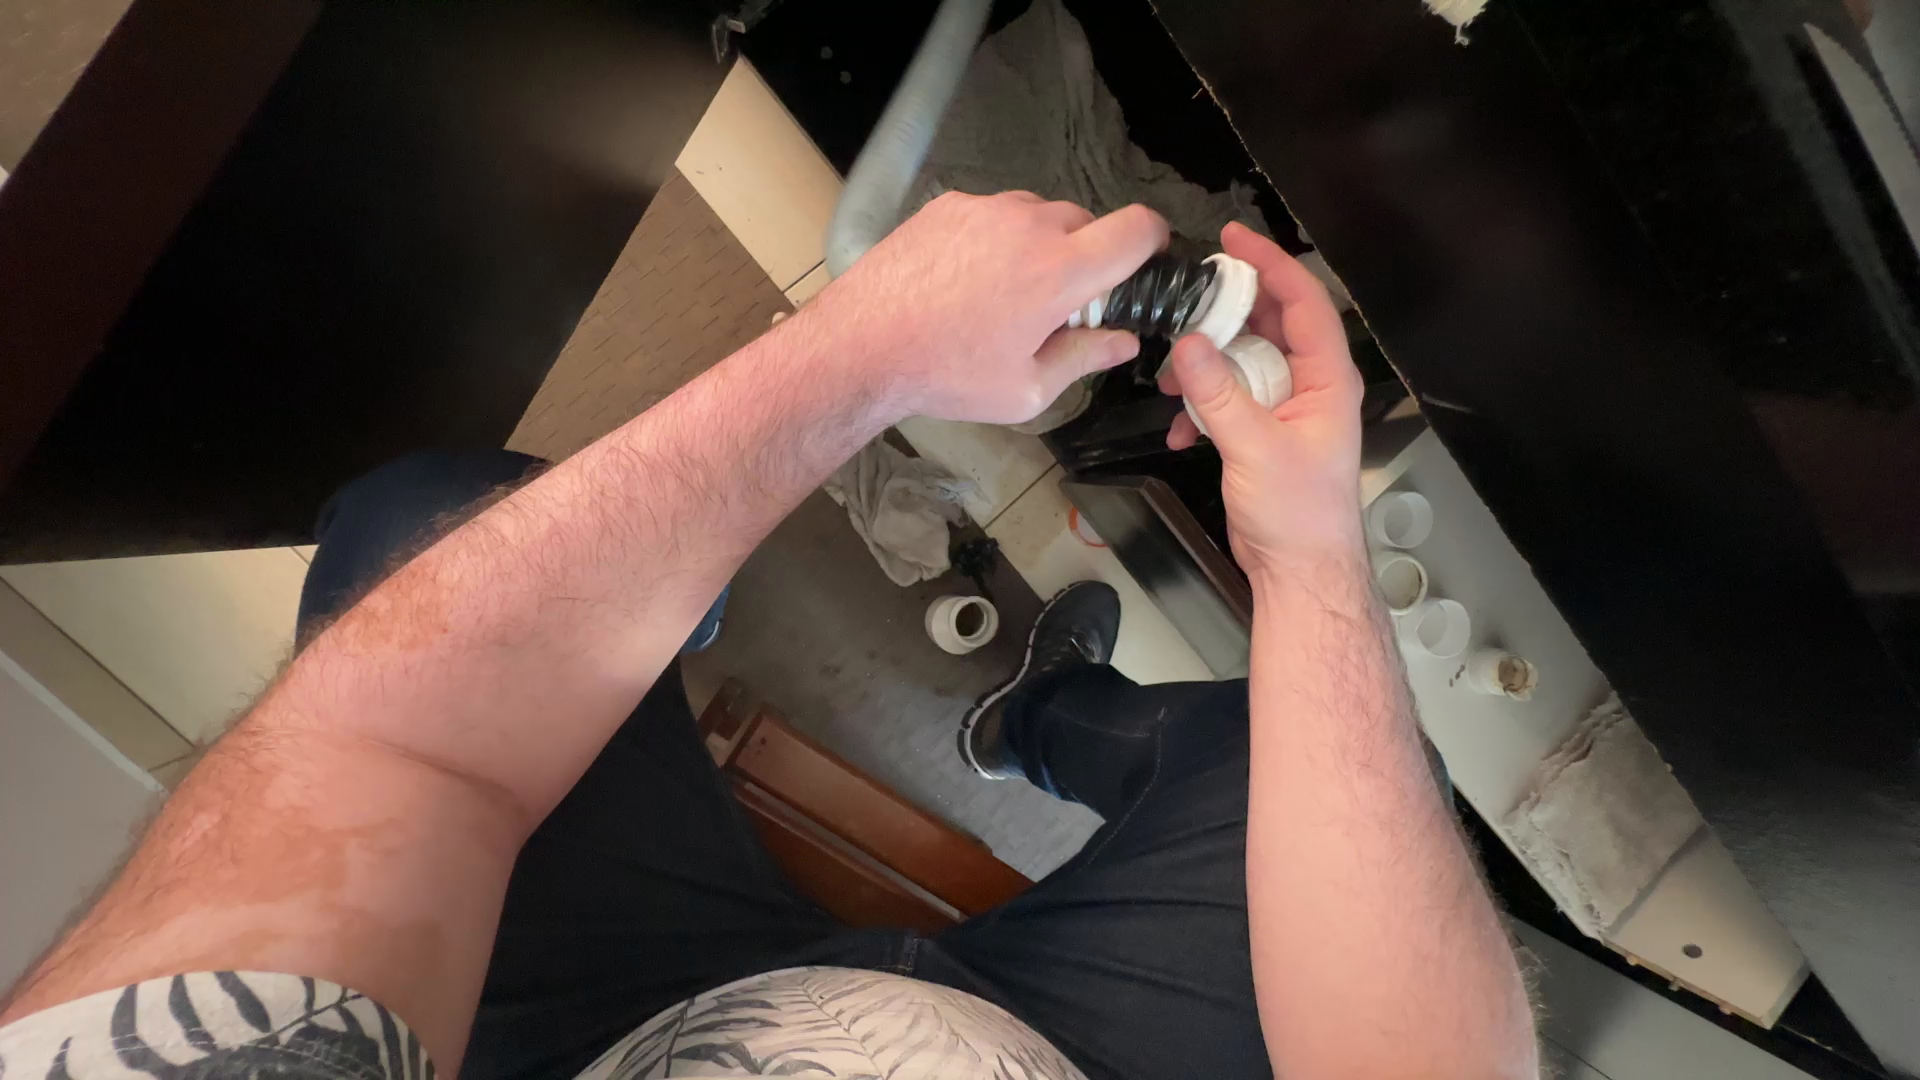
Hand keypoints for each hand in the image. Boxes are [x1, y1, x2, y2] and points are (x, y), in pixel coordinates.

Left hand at [810, 191, 1168, 424]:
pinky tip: (966, 278)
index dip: (1152, 243)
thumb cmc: (950, 377)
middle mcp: (1030, 224)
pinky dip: (998, 239)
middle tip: (1056, 304)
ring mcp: (985, 208)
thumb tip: (1124, 344)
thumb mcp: (1025, 390)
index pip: (1136, 228)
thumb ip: (1083, 359)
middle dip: (1086, 258)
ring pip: (1038, 215)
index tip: (1141, 267)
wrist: (862, 346)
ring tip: (1005, 292)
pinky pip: (994, 214)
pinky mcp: (948, 205)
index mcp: (1060, 271)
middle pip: (1087, 223)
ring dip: (1041, 246)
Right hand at [1160, 223, 1365, 575]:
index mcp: (1326, 379)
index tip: (1234, 239)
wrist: (1297, 569)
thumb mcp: (1255, 448)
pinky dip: (1200, 410)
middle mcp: (1307, 387)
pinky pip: (1226, 404)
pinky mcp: (1258, 435)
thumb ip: (1219, 395)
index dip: (1272, 265)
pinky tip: (1180, 432)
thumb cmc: (1295, 512)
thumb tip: (1187, 344)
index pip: (1303, 304)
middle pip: (1267, 328)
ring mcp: (1282, 412)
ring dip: (1204, 369)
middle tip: (1186, 303)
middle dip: (1226, 317)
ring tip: (1169, 381)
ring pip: (1240, 366)